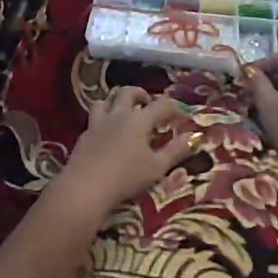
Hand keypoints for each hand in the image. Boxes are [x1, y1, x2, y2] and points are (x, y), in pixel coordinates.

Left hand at [49, 87, 199, 217]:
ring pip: (104, 101)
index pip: (161, 104)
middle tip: (148, 104)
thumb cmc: (126, 177)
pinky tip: (106, 132)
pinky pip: (94, 118)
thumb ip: (176, 150)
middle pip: (128, 92)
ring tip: (122, 113)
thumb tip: (193, 137)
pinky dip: (103, 118)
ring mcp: (97, 123)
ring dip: (115, 102)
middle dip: (141, 94)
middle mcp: (117, 115)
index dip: (175, 107)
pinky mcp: (84, 134)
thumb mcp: (157, 167)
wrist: (86, 186)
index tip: (182, 116)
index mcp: (139, 120)